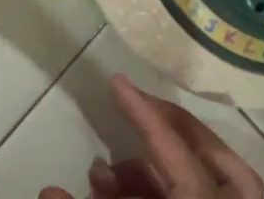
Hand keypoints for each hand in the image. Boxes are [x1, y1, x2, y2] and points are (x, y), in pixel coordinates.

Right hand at [40, 76, 263, 198]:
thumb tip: (46, 189)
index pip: (174, 152)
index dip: (143, 114)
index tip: (115, 78)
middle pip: (217, 159)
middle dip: (168, 128)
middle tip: (130, 107)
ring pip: (208, 183)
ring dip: (154, 168)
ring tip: (105, 176)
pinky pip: (201, 198)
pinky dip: (165, 188)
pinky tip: (122, 192)